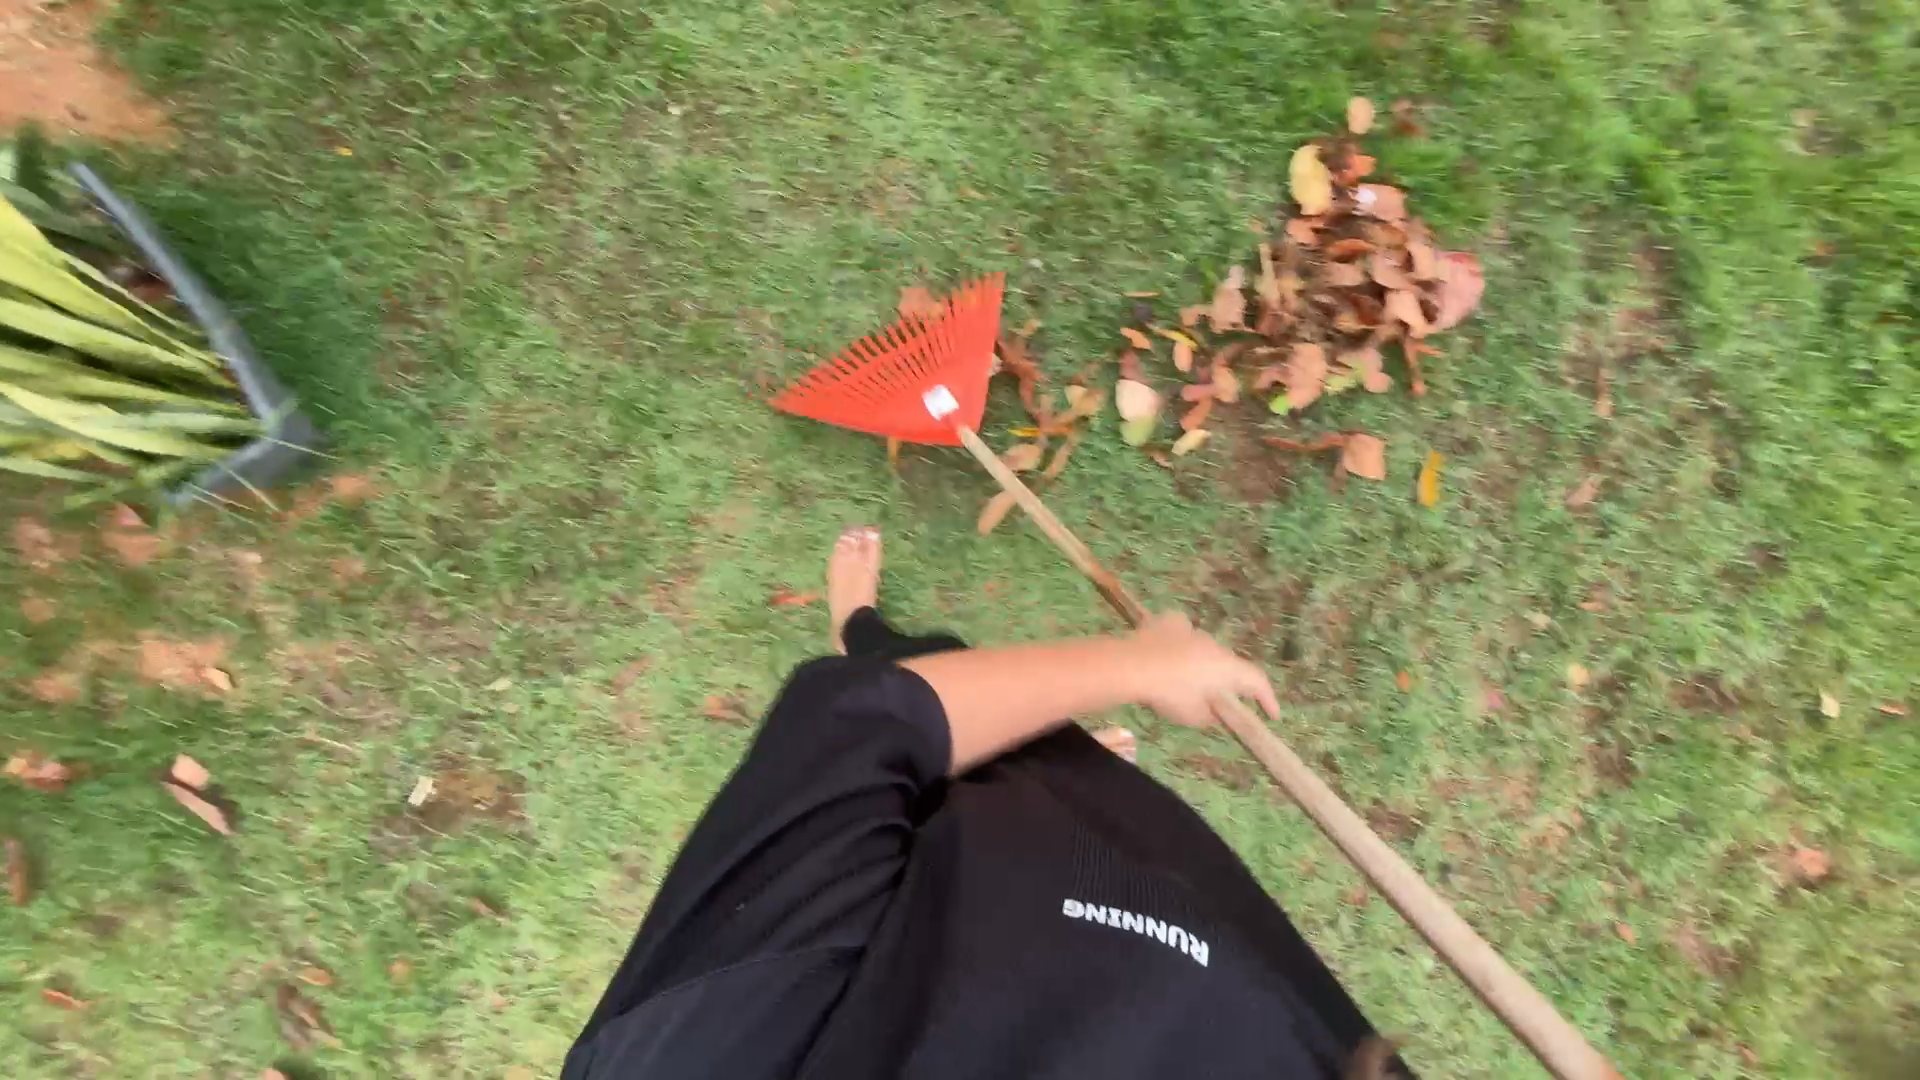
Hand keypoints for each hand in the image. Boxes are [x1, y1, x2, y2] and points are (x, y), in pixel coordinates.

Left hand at [1126, 612, 1280, 727]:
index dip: (1268, 699)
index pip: (1257, 681)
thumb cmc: (1168, 694)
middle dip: (1227, 680)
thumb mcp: (1193, 716)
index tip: (1271, 714)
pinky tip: (1169, 649)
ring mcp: (1192, 630)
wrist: (1133, 665)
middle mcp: (1215, 645)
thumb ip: (1211, 715)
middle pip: (1228, 664)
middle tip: (1219, 696)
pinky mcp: (1170, 622)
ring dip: (1202, 661)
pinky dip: (1180, 640)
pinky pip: (1182, 630)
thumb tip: (1215, 713)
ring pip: (1205, 646)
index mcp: (1227, 668)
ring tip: (1187, 676)